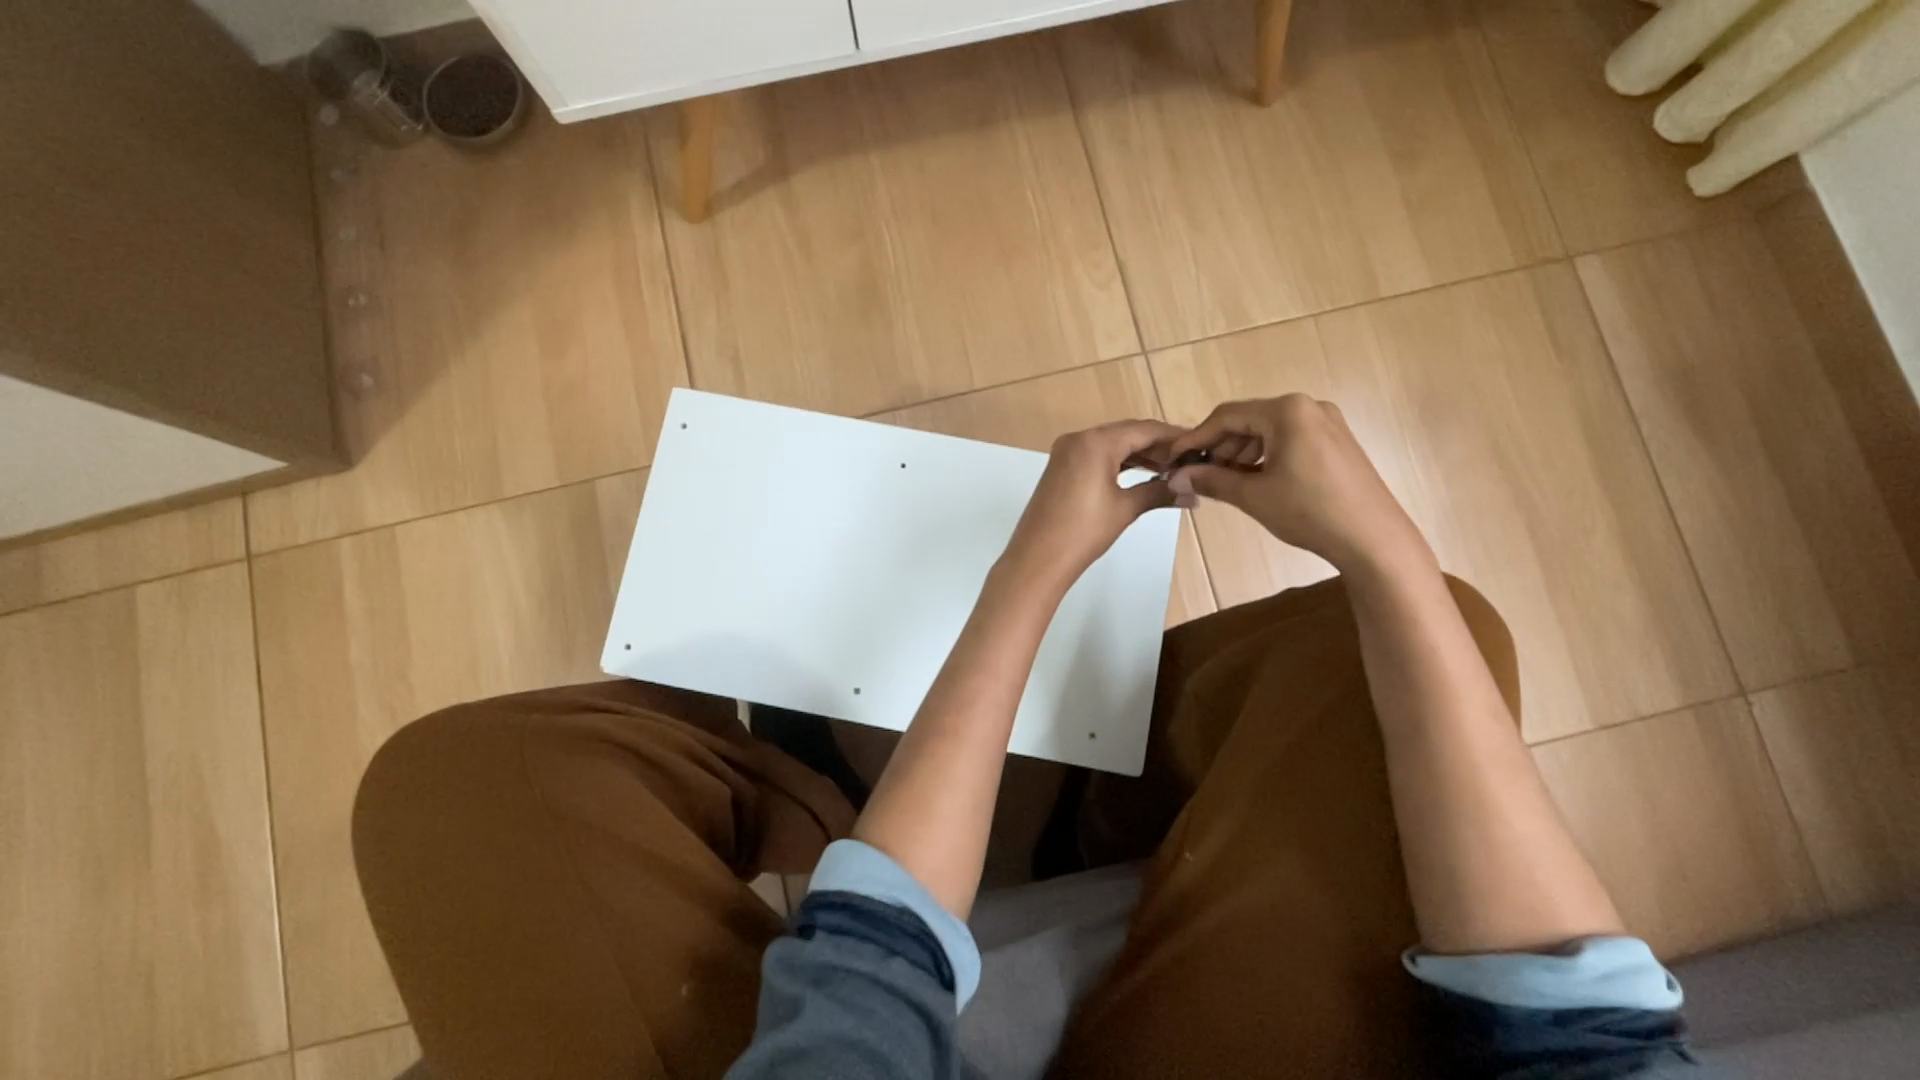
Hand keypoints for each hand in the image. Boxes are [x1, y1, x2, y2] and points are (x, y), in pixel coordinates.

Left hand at [1000, 419, 1182, 589]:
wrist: (1037, 559)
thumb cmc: (1083, 532)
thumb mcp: (1125, 509)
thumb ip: (1159, 492)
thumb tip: (1191, 493)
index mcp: (1095, 442)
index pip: (1143, 430)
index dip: (1173, 437)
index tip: (1199, 445)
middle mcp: (1079, 438)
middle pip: (1127, 433)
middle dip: (1158, 446)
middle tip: (1189, 459)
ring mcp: (1067, 452)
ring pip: (1112, 444)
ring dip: (1140, 454)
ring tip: (1172, 469)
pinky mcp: (1061, 467)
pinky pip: (1097, 455)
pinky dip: (1121, 462)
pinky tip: (1144, 473)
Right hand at [1165, 395, 1427, 572]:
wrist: (1373, 538)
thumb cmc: (1309, 511)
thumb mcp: (1253, 495)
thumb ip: (1212, 480)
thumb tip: (1177, 476)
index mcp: (1286, 410)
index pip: (1227, 416)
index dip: (1196, 437)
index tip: (1173, 459)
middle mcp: (1308, 406)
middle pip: (1249, 420)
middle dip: (1221, 447)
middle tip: (1199, 475)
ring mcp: (1327, 422)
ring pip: (1269, 431)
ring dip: (1242, 454)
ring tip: (1225, 482)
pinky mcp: (1338, 441)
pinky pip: (1290, 440)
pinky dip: (1267, 456)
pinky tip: (1256, 481)